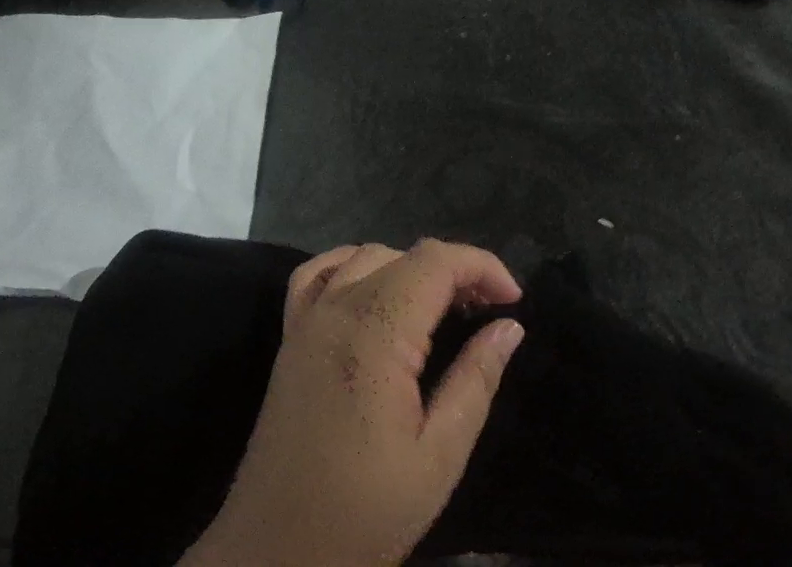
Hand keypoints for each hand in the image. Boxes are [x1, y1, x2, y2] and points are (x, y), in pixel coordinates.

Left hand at [180, 240, 526, 566]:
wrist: (277, 550)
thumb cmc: (365, 511)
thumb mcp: (439, 455)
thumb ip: (476, 380)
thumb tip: (509, 326)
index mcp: (375, 334)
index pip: (435, 262)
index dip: (482, 266)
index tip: (514, 301)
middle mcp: (336, 311)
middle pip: (404, 254)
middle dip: (455, 270)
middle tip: (488, 312)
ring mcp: (306, 321)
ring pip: (365, 256)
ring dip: (410, 267)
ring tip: (442, 306)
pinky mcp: (290, 339)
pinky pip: (318, 274)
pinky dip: (354, 267)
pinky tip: (376, 293)